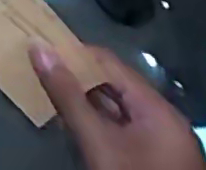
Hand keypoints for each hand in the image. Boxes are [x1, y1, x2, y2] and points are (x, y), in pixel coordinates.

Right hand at [31, 42, 205, 169]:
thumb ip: (68, 96)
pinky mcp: (159, 168)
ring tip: (54, 98)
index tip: (41, 52)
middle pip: (116, 86)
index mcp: (158, 109)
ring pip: (120, 112)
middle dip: (79, 79)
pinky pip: (126, 134)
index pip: (110, 63)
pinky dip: (101, 127)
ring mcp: (166, 149)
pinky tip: (78, 131)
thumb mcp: (97, 144)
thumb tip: (38, 48)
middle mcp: (167, 123)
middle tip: (43, 74)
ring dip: (88, 103)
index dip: (74, 54)